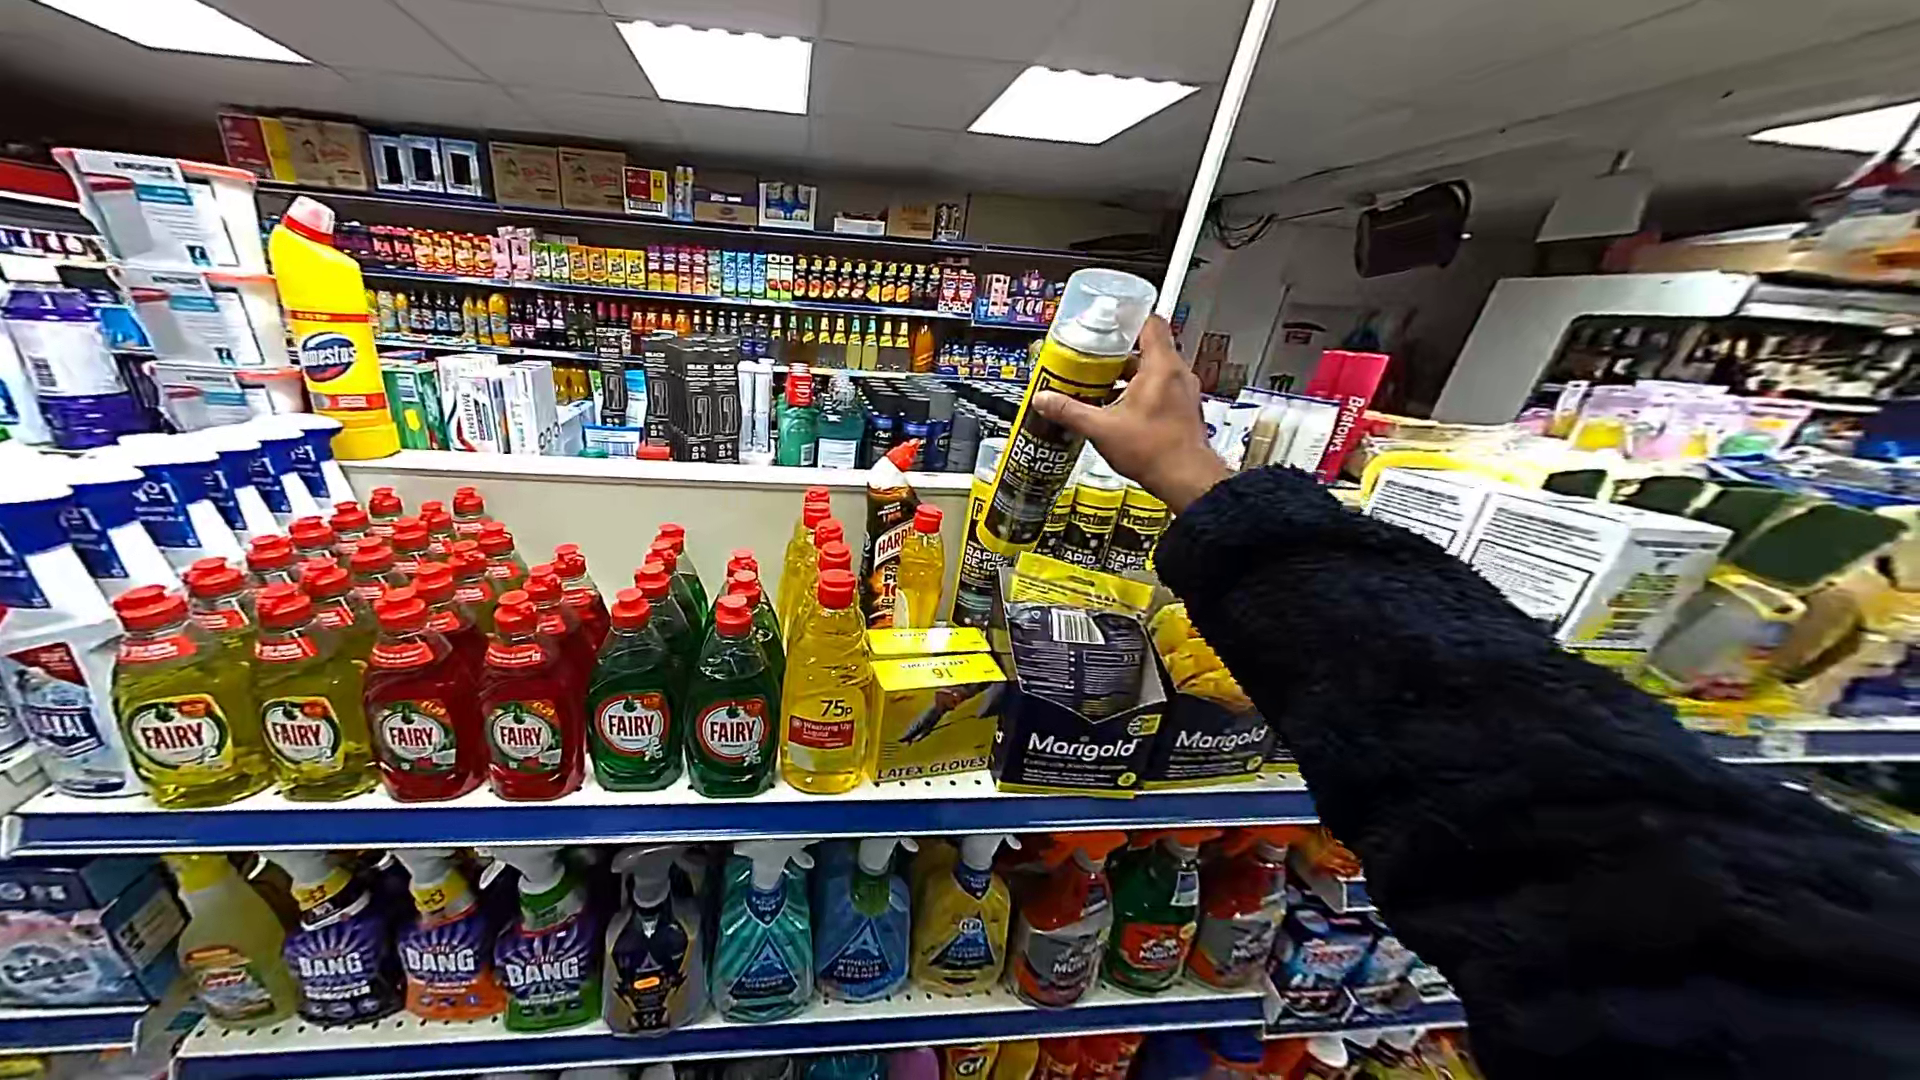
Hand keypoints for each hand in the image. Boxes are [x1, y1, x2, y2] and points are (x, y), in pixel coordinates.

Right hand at [1032, 315, 1229, 511]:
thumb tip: (1044, 400)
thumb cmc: (1155, 452)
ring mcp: (1183, 392)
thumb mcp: (1102, 429)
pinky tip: (1119, 410)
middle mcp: (1177, 374)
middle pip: (1147, 347)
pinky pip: (1160, 389)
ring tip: (1101, 385)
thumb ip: (1070, 411)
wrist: (1185, 479)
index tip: (1107, 322)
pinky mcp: (1182, 410)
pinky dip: (1140, 392)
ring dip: (1128, 375)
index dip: (1127, 317)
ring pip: (1153, 370)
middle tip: (1093, 358)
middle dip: (1118, 352)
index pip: (1149, 322)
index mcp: (1161, 367)